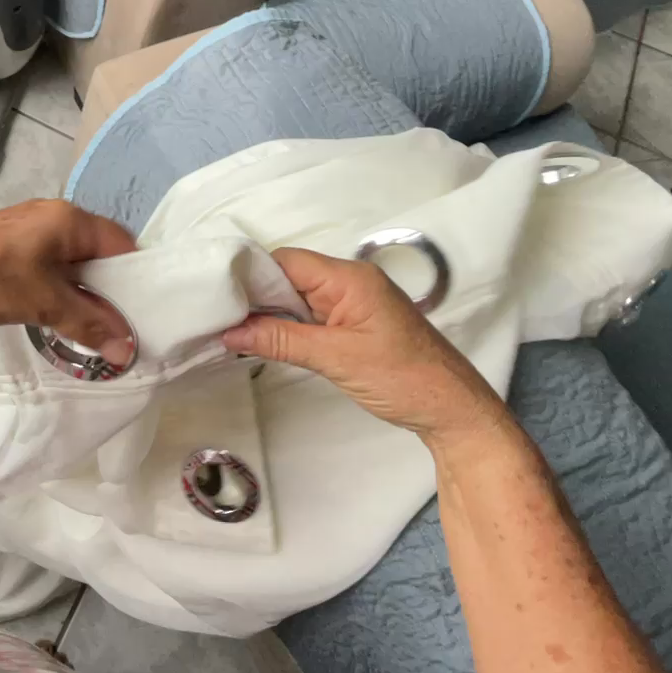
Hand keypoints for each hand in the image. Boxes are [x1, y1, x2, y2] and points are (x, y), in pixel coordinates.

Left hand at [0, 200, 137, 363]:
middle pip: (96, 250)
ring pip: (69, 258)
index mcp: (68, 218)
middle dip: (106, 287)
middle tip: (114, 323)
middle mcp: (51, 213)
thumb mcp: (46, 305)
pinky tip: (51, 309)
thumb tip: (128, 350)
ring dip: (79, 288)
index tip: (139, 313)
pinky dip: (56, 284)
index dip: (134, 278)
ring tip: (84, 322)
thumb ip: (90, 324)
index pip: (120, 244)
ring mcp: (26, 225)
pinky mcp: (7, 241)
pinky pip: (47, 261)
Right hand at [221, 248, 507, 443]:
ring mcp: (349, 301)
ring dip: (267, 312)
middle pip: (286, 275)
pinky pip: (307, 313)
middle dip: (253, 295)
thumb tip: (229, 332)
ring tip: (232, 329)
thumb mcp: (335, 359)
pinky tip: (262, 339)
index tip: (217, 297)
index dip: (249, 275)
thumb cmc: (402, 378)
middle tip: (219, 317)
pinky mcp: (350, 321)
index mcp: (348, 277)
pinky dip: (285, 325)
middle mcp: (347, 280)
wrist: (454, 411)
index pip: (284, 261)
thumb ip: (280, 341)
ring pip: (294, 295)